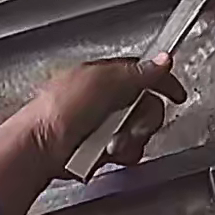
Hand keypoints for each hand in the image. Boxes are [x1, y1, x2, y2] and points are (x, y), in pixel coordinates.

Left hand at [19, 53, 187, 169]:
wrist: (39, 149)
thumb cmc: (58, 113)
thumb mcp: (101, 83)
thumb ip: (136, 73)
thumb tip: (163, 60)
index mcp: (104, 76)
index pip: (143, 75)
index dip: (163, 83)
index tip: (176, 94)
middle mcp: (105, 100)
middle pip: (147, 107)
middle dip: (144, 120)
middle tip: (129, 126)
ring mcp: (103, 125)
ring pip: (139, 132)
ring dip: (130, 139)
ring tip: (110, 143)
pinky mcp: (101, 148)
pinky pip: (127, 151)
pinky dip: (122, 154)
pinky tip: (107, 154)